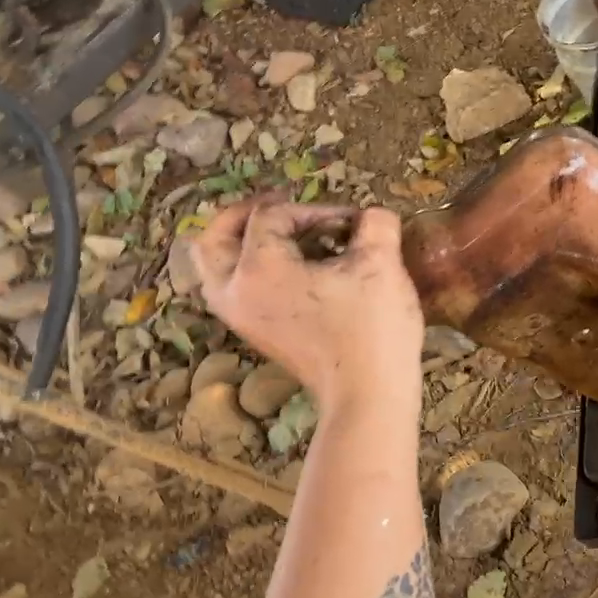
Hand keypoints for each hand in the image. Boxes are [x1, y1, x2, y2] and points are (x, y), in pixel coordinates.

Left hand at [191, 200, 424, 419]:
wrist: (367, 390)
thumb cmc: (373, 325)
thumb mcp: (383, 264)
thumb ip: (376, 224)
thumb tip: (372, 216)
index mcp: (258, 268)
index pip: (272, 216)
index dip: (315, 209)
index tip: (353, 223)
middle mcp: (234, 290)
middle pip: (214, 237)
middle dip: (247, 215)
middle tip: (284, 207)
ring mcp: (239, 316)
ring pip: (216, 265)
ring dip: (243, 242)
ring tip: (285, 236)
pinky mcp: (255, 332)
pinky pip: (233, 286)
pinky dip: (251, 267)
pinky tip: (292, 268)